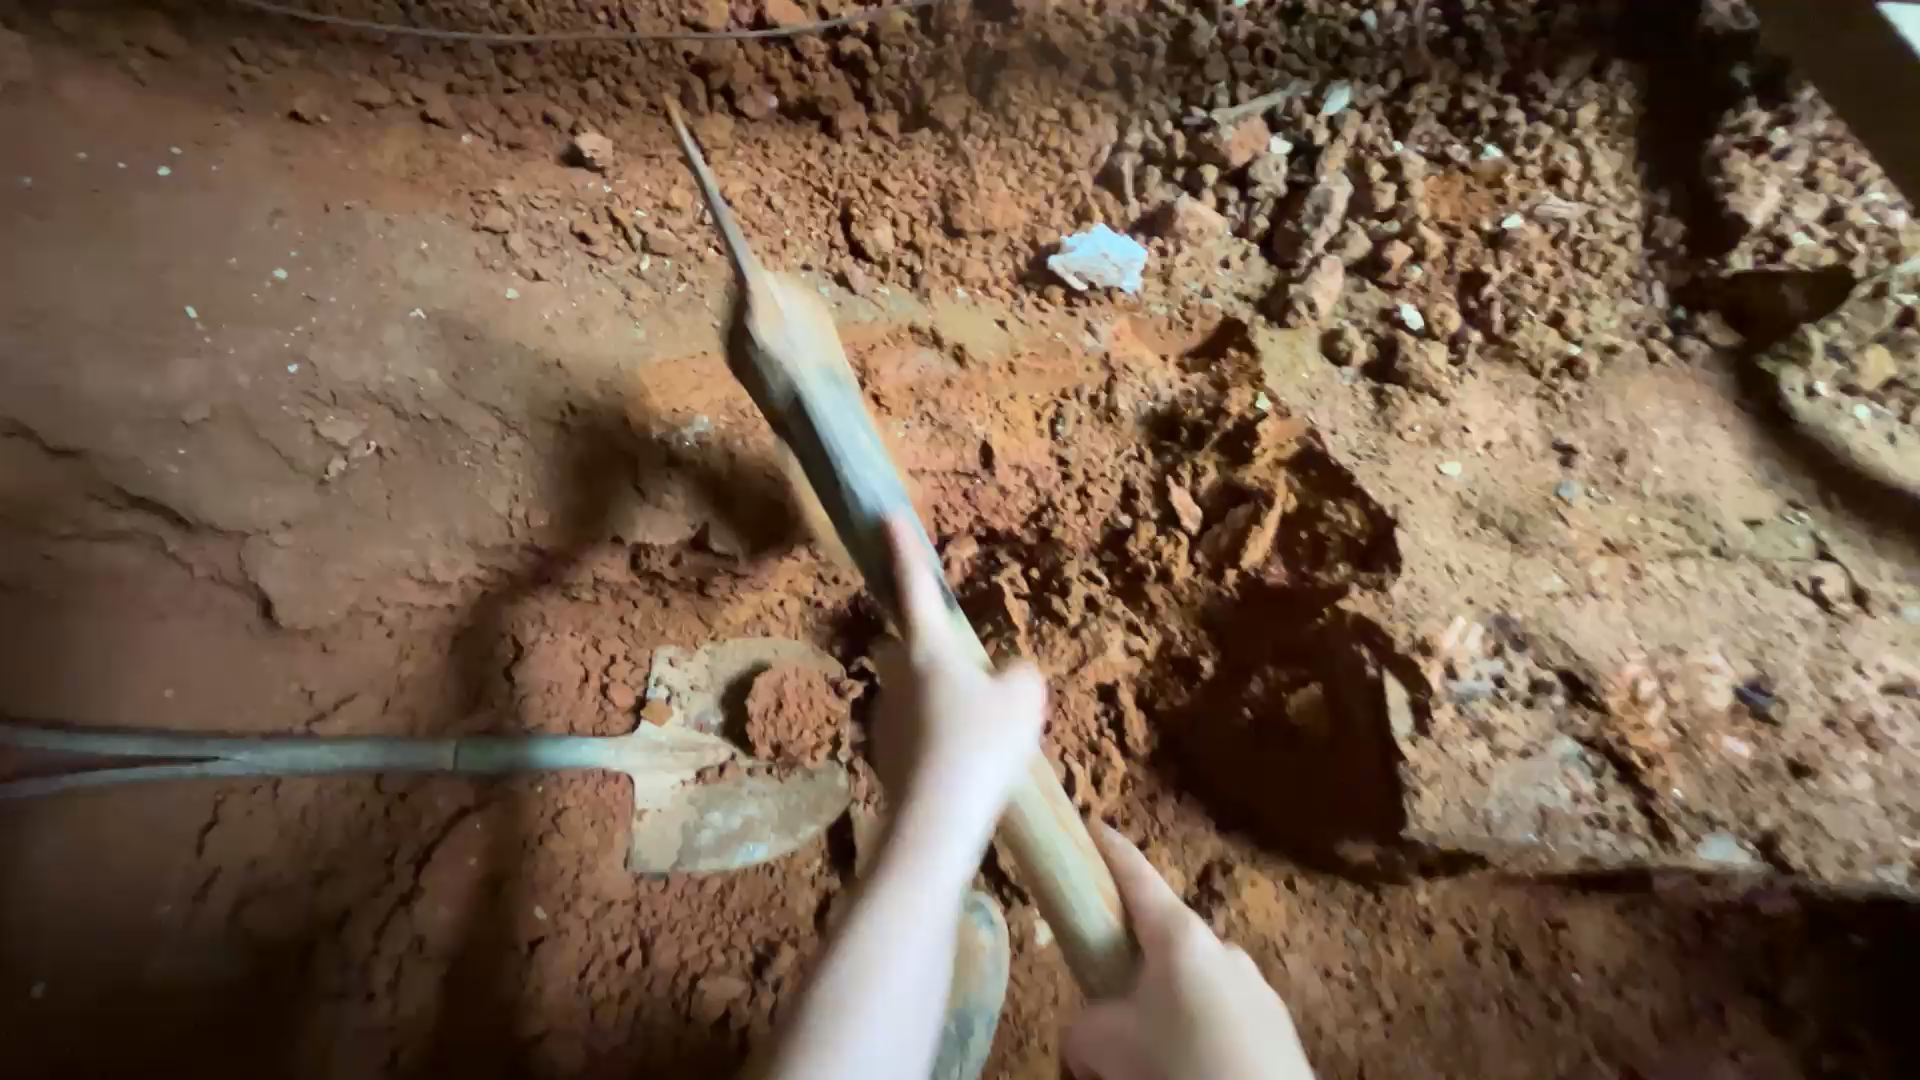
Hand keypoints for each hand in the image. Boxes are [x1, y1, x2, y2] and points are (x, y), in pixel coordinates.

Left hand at [872, 516, 1045, 849]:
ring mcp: (885, 715)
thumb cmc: (982, 744)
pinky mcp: (886, 753)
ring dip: (940, 697)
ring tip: (978, 731)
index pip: (913, 586)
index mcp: (927, 648)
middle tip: (967, 670)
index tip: (887, 516)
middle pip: (908, 644)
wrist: (937, 820)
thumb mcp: (1025, 699)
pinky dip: (937, 734)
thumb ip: (1020, 674)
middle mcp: (897, 674)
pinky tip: (963, 762)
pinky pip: (917, 729)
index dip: (904, 549)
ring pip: (915, 690)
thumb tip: (1008, 675)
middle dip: (929, 646)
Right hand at [1066, 825, 1315, 1079]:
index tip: (1091, 824)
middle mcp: (1221, 947)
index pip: (1135, 873)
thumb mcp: (1106, 1047)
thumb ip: (1084, 1025)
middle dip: (1135, 960)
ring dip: (1171, 1004)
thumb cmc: (1179, 1067)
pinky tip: (1194, 1069)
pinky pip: (1225, 1018)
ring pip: (1196, 983)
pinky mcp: (1280, 1030)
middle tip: (1111, 999)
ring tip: (1154, 1053)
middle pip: (1164, 937)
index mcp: (1179, 935)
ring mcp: (1257, 987)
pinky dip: (1202, 1034)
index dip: (1109, 847)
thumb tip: (1087, 1030)